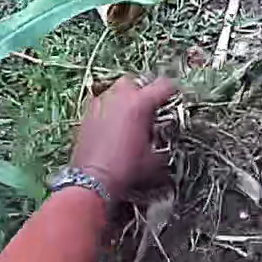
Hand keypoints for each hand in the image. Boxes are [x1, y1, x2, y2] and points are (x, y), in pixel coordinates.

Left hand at [70, 75, 175, 202]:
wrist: (93, 180)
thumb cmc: (123, 169)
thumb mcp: (154, 158)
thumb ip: (161, 142)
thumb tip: (163, 145)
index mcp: (140, 103)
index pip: (163, 86)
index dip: (172, 90)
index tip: (174, 95)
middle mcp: (118, 97)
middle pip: (136, 81)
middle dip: (144, 91)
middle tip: (150, 107)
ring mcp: (100, 103)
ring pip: (116, 90)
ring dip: (125, 99)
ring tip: (131, 116)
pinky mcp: (87, 113)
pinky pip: (102, 103)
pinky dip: (110, 109)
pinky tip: (114, 125)